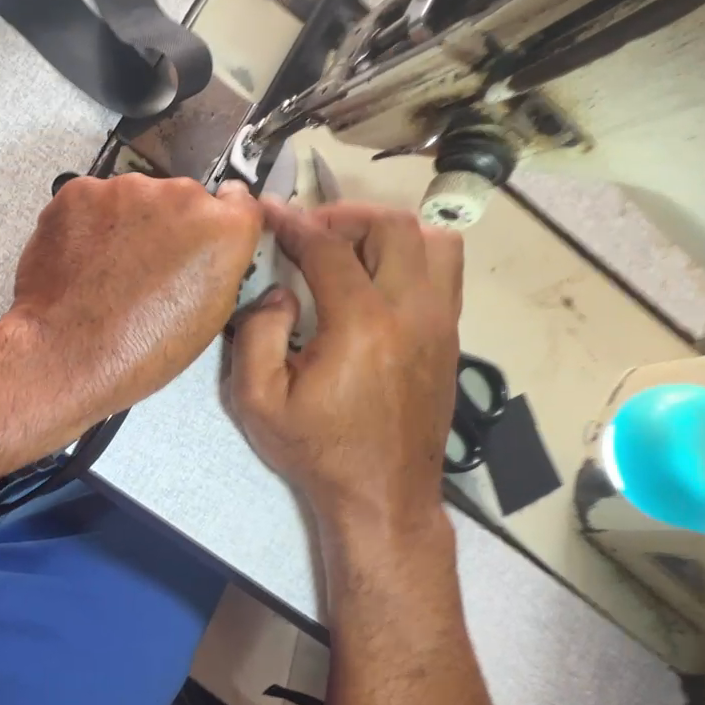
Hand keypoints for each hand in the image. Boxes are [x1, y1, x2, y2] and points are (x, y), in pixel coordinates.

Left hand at [1, 175, 261, 433]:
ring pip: (130, 199)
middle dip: (162, 225)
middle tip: (138, 268)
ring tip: (101, 270)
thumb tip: (202, 248)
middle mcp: (183, 196)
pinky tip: (75, 261)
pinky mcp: (79, 193)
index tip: (195, 239)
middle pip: (177, 198)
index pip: (234, 201)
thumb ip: (216, 266)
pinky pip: (88, 202)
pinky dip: (82, 225)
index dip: (212, 223)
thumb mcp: (207, 316)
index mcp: (226, 229)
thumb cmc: (138, 352)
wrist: (66, 353)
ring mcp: (127, 190)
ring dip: (122, 223)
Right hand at [229, 201, 463, 530]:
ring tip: (348, 248)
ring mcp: (440, 323)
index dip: (294, 222)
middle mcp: (411, 312)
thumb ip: (255, 337)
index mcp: (361, 325)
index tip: (268, 211)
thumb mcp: (257, 402)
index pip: (329, 248)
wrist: (382, 493)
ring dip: (386, 231)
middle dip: (344, 215)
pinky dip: (410, 256)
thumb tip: (279, 294)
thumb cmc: (315, 450)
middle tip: (308, 230)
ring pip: (433, 241)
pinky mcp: (449, 337)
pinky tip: (374, 279)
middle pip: (391, 227)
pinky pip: (443, 271)